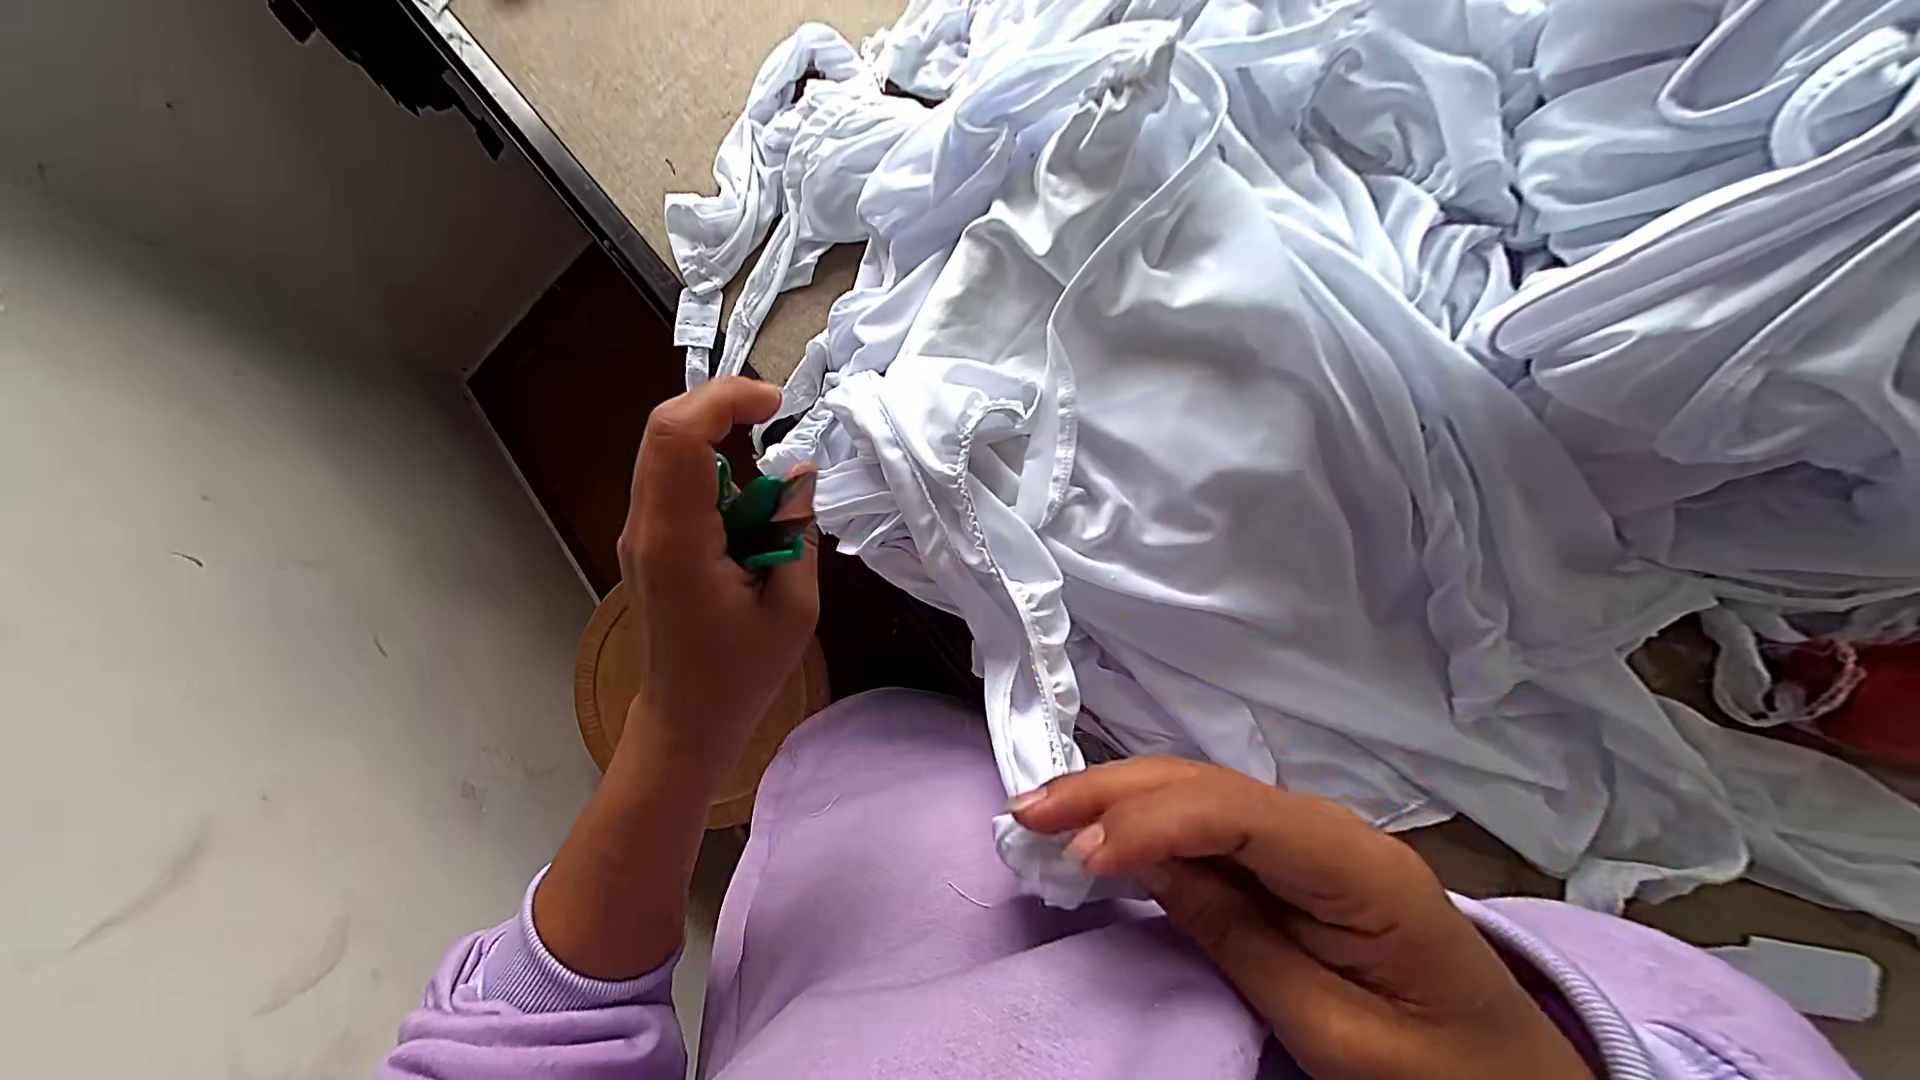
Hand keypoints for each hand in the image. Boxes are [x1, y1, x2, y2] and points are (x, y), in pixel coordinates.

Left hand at [534, 377, 817, 980]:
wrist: (686, 721)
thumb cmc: (741, 674)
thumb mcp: (793, 605)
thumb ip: (796, 529)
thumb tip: (799, 473)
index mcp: (678, 539)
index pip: (679, 435)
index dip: (726, 399)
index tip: (777, 403)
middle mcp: (646, 525)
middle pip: (666, 429)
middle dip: (723, 408)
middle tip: (776, 417)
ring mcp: (641, 532)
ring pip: (670, 452)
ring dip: (721, 446)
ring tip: (767, 487)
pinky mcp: (650, 542)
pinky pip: (678, 483)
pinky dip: (715, 476)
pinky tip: (747, 515)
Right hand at [1012, 758, 1592, 1079]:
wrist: (1513, 1078)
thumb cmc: (1438, 1072)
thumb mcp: (1334, 1030)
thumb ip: (1235, 933)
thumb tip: (1141, 858)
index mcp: (1355, 865)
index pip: (1233, 811)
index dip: (1149, 822)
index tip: (1080, 857)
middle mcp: (1324, 822)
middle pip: (1202, 782)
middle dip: (1111, 790)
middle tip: (1030, 809)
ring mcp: (1303, 827)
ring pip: (1194, 787)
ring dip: (1115, 794)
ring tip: (1046, 807)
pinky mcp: (1283, 845)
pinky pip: (1203, 815)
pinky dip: (1143, 817)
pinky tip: (1100, 823)